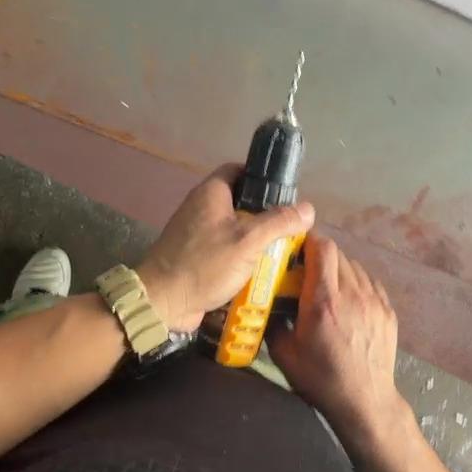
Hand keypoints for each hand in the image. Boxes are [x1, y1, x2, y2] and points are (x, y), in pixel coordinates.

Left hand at [136, 165, 315, 332]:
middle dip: (265, 215)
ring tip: (284, 252)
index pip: (238, 170)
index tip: (285, 193)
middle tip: (290, 228)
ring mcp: (196, 234)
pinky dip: (242, 259)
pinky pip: (225, 252)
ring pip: (235, 230)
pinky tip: (262, 272)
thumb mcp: (248, 240)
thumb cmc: (204, 264)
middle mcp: (201, 208)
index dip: (261, 177)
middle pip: (240, 202)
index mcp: (210, 193)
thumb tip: (308, 209)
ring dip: (256, 241)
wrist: (163, 302)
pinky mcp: (196, 258)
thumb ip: (278, 222)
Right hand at [267, 237, 401, 429]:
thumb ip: (274, 324)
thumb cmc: (320, 378)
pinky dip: (355, 282)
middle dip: (319, 255)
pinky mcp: (388, 311)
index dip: (308, 240)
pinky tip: (347, 299)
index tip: (295, 247)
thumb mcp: (284, 354)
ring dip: (338, 269)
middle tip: (304, 269)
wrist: (364, 401)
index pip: (322, 248)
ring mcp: (374, 301)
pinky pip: (369, 282)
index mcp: (323, 301)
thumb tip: (268, 306)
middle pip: (338, 253)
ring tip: (326, 285)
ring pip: (354, 266)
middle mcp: (352, 293)